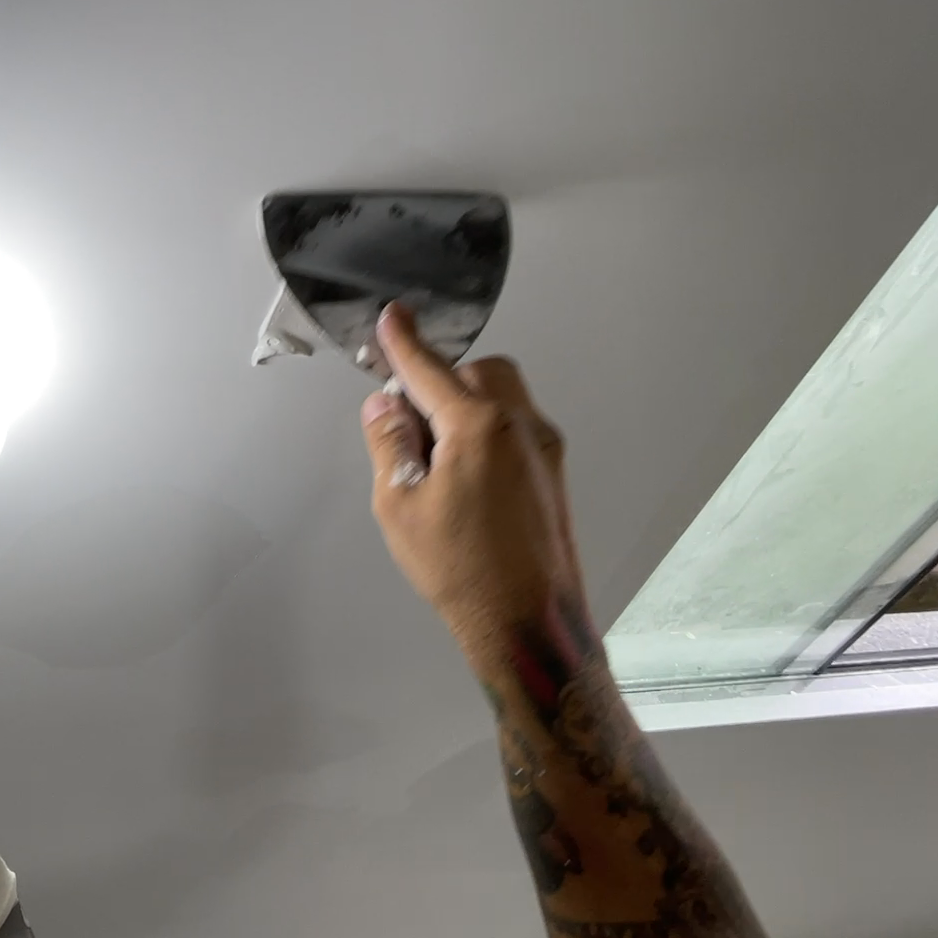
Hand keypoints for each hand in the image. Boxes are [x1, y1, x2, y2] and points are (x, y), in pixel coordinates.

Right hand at [359, 303, 584, 662]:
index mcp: (477, 428)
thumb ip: (390, 443)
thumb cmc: (456, 566)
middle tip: (407, 418)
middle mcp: (519, 426)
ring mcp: (544, 448)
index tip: (391, 317)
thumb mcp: (399, 505)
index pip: (429, 370)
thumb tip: (384, 405)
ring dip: (464, 401)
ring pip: (501, 394)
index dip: (403, 343)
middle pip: (477, 371)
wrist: (528, 620)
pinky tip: (462, 472)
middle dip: (440, 379)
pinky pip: (514, 423)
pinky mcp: (553, 471)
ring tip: (434, 452)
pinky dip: (483, 426)